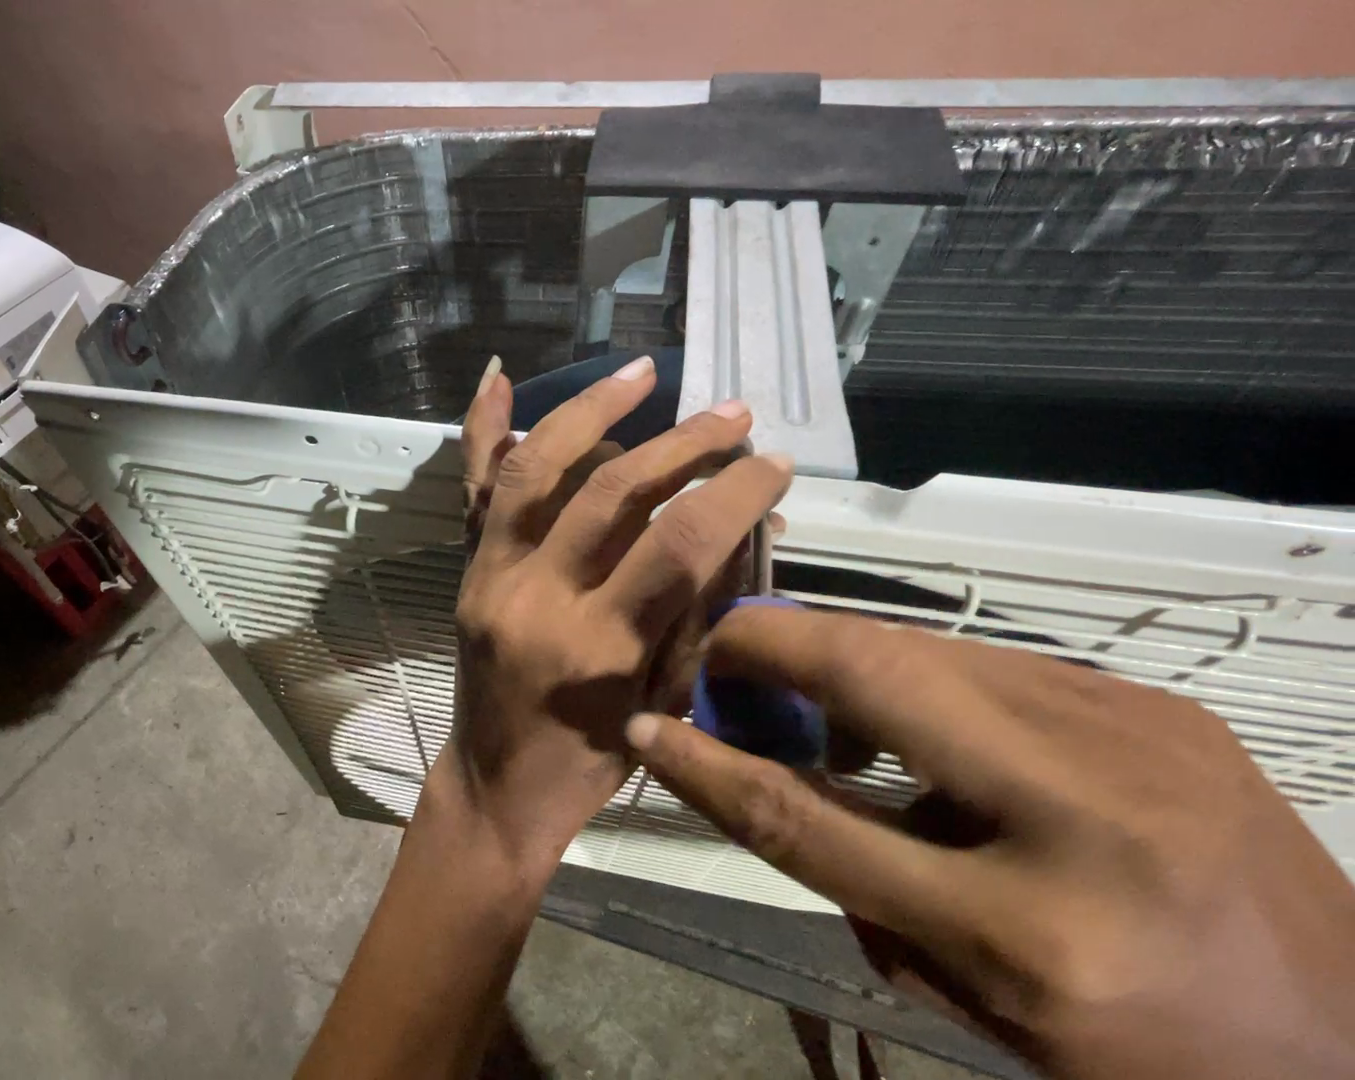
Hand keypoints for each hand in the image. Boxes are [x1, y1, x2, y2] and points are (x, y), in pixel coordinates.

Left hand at [428, 354, 790, 874]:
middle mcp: (536, 598)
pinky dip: (484, 429)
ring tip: (640, 374)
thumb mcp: (662, 700)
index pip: (677, 544)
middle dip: (681, 444)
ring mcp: (491, 577)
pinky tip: (500, 378)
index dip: (734, 492)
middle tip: (733, 415)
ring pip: (534, 470)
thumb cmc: (590, 761)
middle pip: (609, 491)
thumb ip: (699, 614)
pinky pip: (472, 489)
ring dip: (590, 411)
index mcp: (597, 646)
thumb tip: (746, 527)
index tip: (774, 465)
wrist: (496, 785)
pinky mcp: (466, 570)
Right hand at [625, 606, 1354, 1079]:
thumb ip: (858, 883)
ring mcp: (1136, 735)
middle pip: (875, 681)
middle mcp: (1087, 815)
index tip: (647, 722)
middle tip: (717, 655)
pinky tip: (923, 719)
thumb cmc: (1137, 1046)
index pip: (813, 823)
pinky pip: (988, 665)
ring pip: (927, 649)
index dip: (711, 766)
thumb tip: (765, 773)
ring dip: (841, 659)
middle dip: (770, 647)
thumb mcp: (975, 995)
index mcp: (1030, 936)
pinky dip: (921, 678)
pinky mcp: (1157, 701)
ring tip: (813, 695)